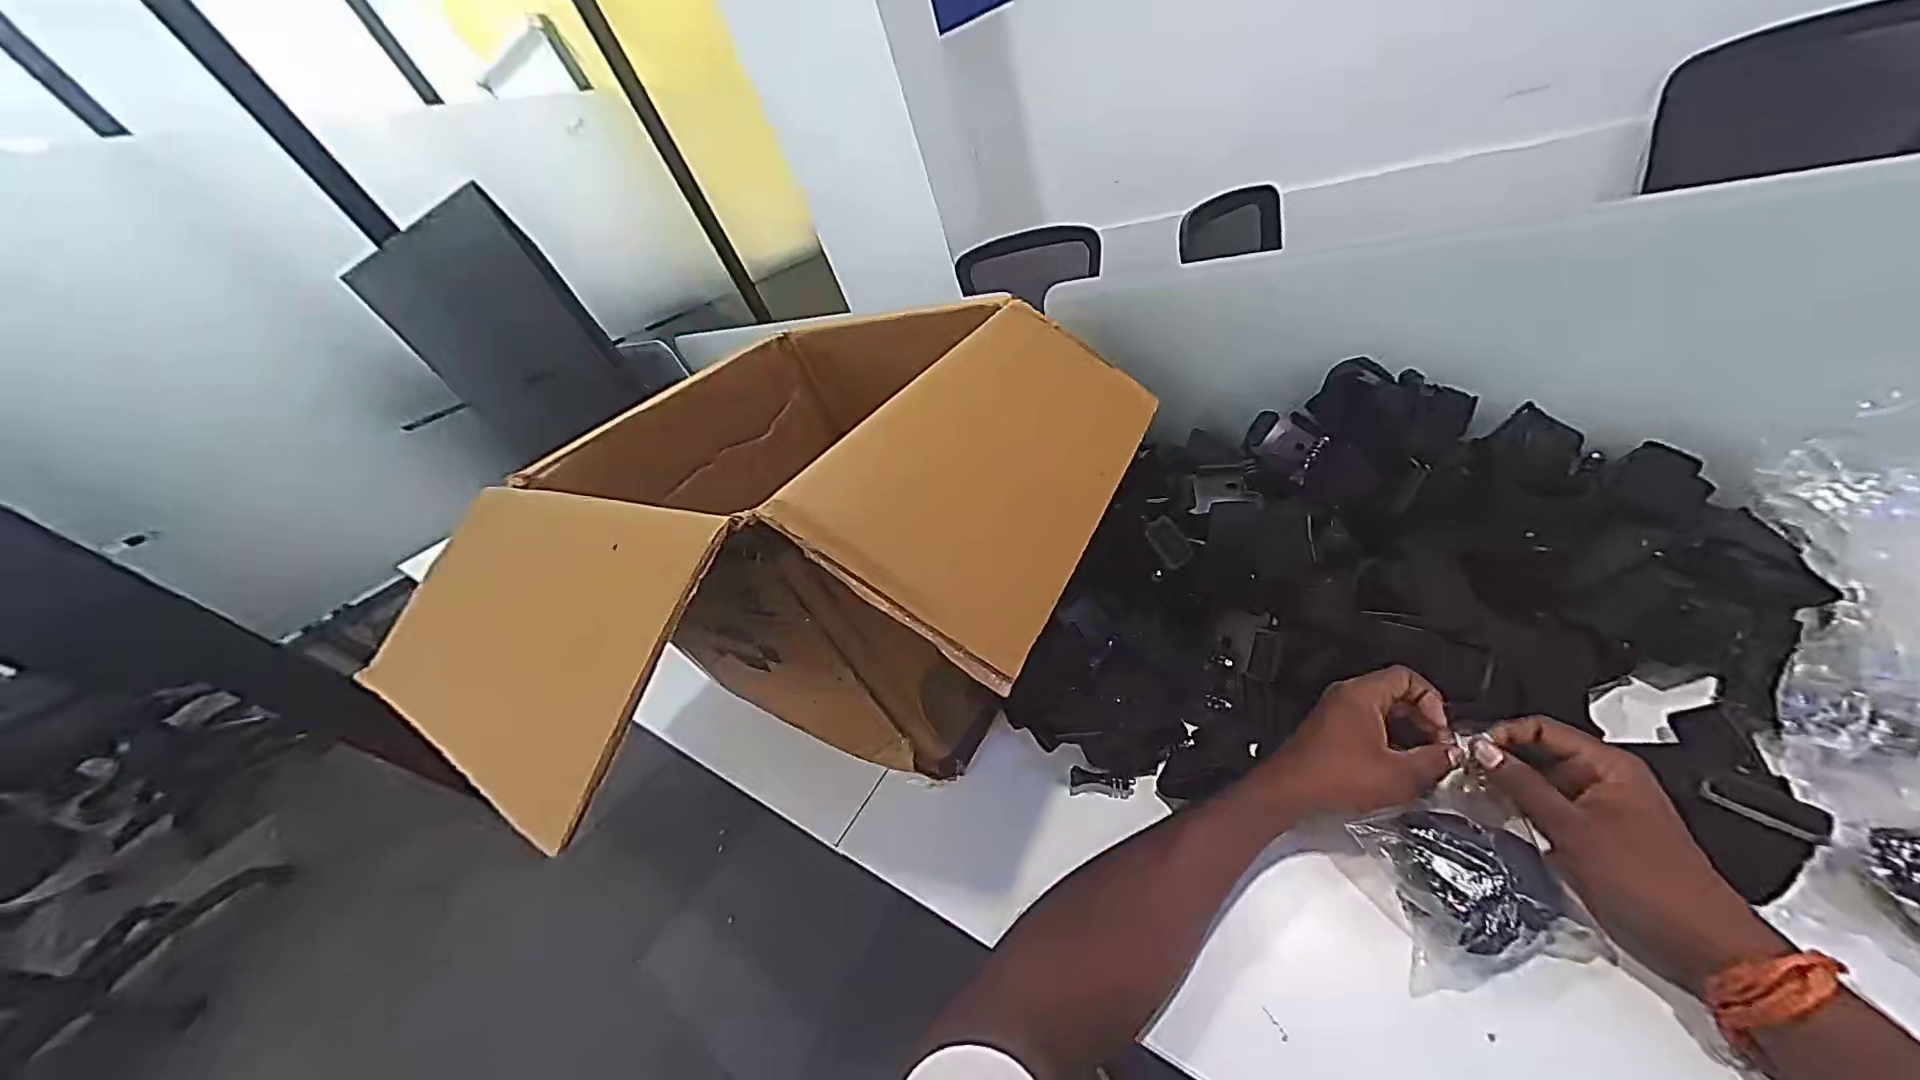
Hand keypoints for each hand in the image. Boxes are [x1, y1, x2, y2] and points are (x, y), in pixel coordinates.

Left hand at [1254, 666, 1461, 817]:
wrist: (1291, 789)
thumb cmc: (1338, 777)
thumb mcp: (1400, 773)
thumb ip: (1434, 759)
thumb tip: (1452, 753)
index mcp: (1360, 694)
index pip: (1406, 677)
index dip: (1432, 700)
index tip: (1441, 729)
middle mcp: (1344, 696)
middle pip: (1395, 693)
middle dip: (1423, 719)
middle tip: (1438, 747)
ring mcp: (1334, 712)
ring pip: (1381, 711)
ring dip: (1406, 732)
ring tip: (1421, 760)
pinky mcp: (1329, 730)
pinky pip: (1365, 724)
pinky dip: (1386, 739)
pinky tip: (1396, 765)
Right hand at [1475, 716, 1792, 993]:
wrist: (1698, 947)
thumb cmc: (1653, 885)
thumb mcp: (1573, 827)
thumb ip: (1522, 783)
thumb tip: (1484, 750)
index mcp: (1610, 767)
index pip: (1541, 729)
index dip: (1502, 734)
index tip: (1470, 750)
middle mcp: (1604, 782)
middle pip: (1537, 754)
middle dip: (1500, 762)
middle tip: (1466, 773)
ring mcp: (1595, 809)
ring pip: (1537, 783)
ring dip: (1508, 788)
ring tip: (1478, 796)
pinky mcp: (1588, 835)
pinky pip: (1544, 811)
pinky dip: (1521, 811)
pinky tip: (1500, 819)